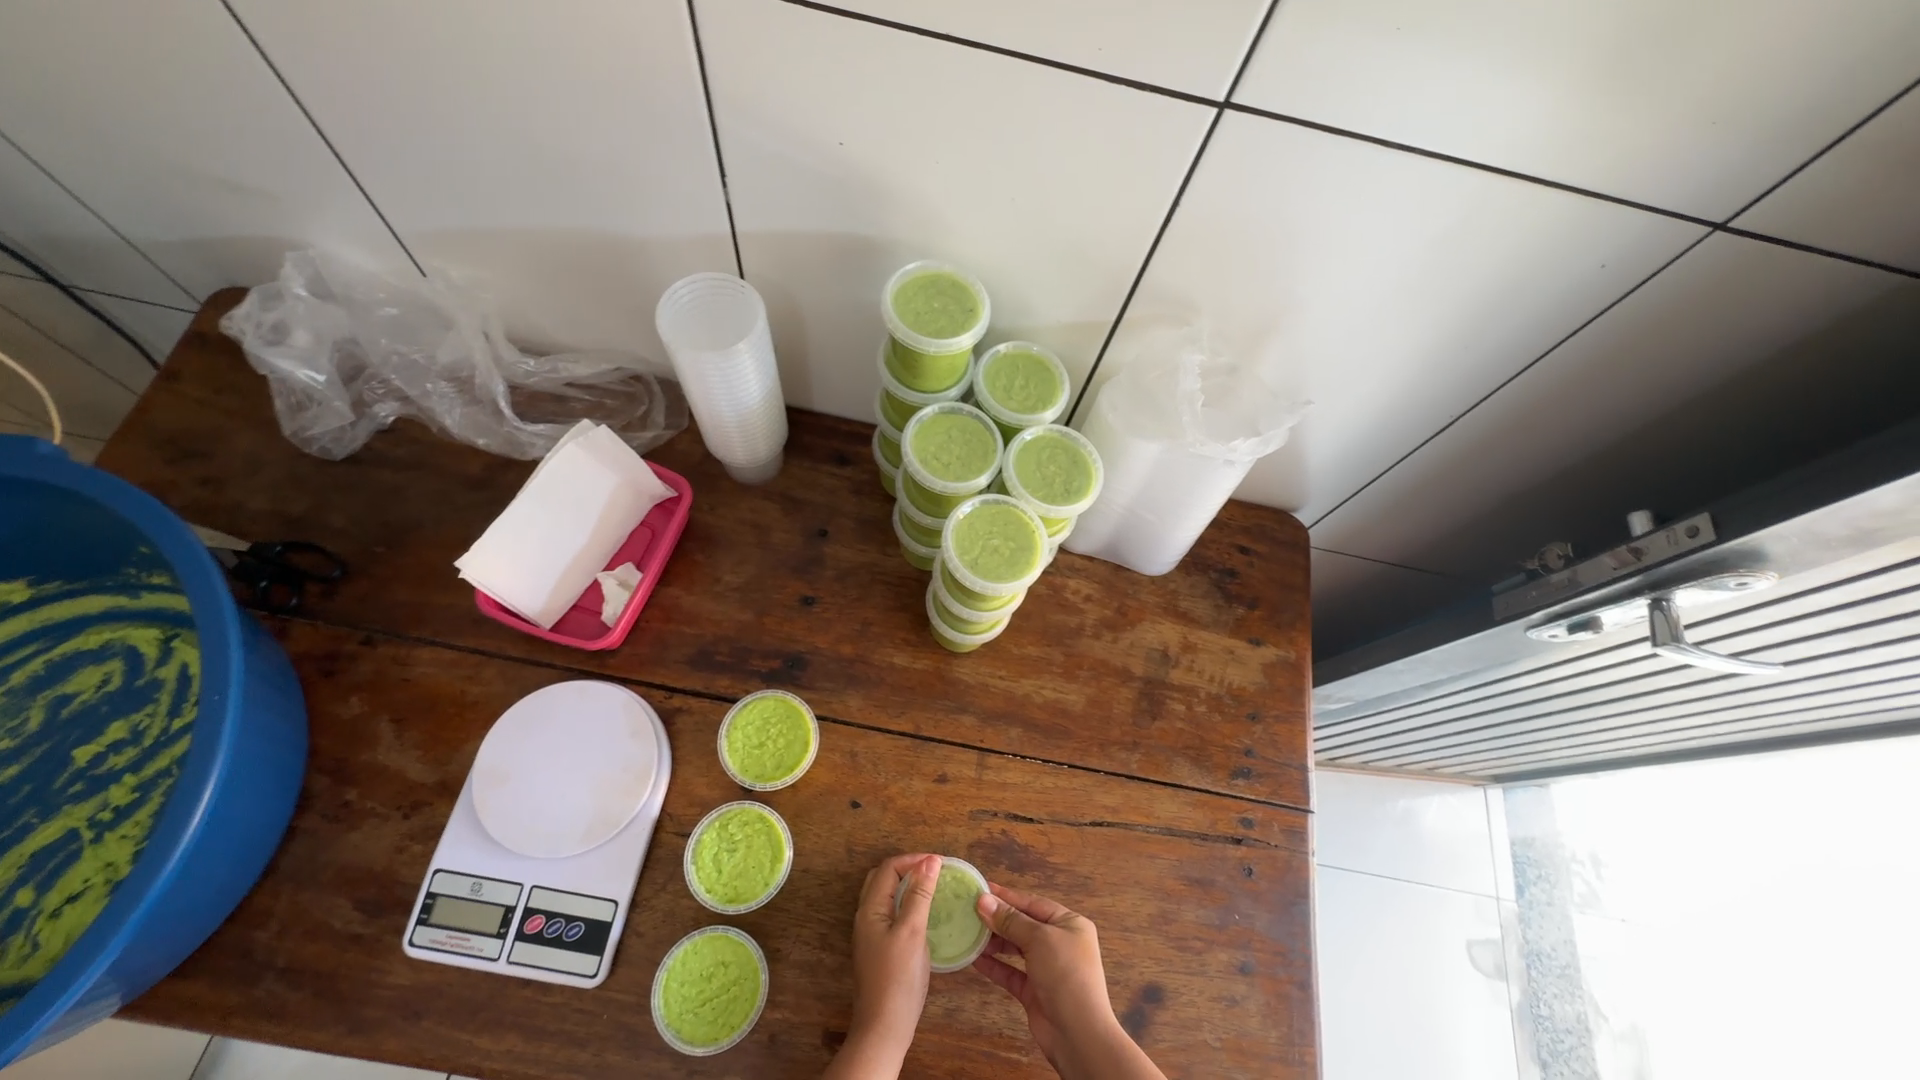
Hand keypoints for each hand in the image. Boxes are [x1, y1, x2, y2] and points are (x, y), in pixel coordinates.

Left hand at [824, 853, 940, 1079]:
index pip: (888, 869)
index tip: (940, 863)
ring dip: (908, 885)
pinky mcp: (880, 948)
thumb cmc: (898, 978)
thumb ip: (919, 895)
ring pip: (887, 896)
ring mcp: (872, 934)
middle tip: (935, 871)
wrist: (884, 1027)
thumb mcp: (912, 932)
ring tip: (933, 887)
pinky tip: (925, 914)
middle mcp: (866, 917)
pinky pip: (892, 913)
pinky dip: (908, 904)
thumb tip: (930, 861)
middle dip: (908, 868)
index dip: (913, 860)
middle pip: (884, 879)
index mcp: (870, 909)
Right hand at [973, 884, 1166, 1079]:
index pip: (1033, 903)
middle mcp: (1059, 943)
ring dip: (994, 942)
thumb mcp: (1039, 939)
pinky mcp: (1035, 991)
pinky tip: (975, 959)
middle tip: (969, 912)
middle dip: (998, 919)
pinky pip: (1011, 973)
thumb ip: (1010, 920)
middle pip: (1024, 925)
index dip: (1007, 896)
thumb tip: (983, 900)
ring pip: (1016, 949)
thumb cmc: (1065, 974)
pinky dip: (995, 965)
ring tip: (969, 933)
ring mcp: (1047, 968)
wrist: (1078, 1034)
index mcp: (1069, 924)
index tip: (980, 889)